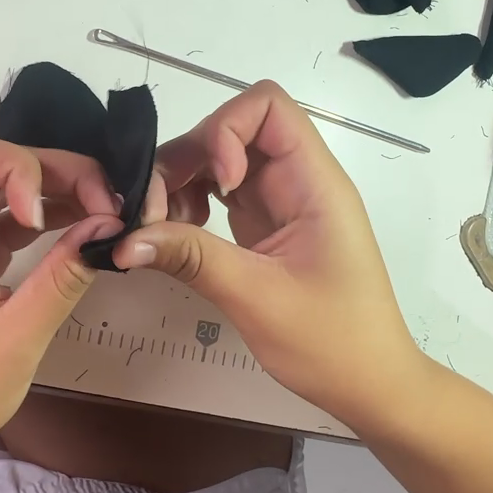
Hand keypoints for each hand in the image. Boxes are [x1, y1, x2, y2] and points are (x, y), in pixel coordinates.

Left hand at [0, 132, 124, 484]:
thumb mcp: (18, 338)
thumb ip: (64, 276)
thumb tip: (110, 225)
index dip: (15, 167)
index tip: (44, 216)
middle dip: (52, 173)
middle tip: (107, 202)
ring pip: (2, 189)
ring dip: (54, 193)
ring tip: (105, 212)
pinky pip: (3, 221)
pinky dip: (43, 219)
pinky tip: (82, 229)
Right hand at [113, 82, 424, 423]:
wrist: (369, 385)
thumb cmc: (332, 343)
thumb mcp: (256, 298)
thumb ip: (191, 258)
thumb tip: (123, 240)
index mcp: (314, 183)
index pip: (268, 106)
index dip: (226, 129)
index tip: (212, 185)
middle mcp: (297, 180)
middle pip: (233, 130)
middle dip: (188, 159)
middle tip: (154, 211)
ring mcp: (280, 202)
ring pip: (221, 160)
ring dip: (182, 181)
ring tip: (158, 224)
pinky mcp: (265, 225)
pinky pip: (219, 192)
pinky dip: (189, 203)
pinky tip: (175, 233)